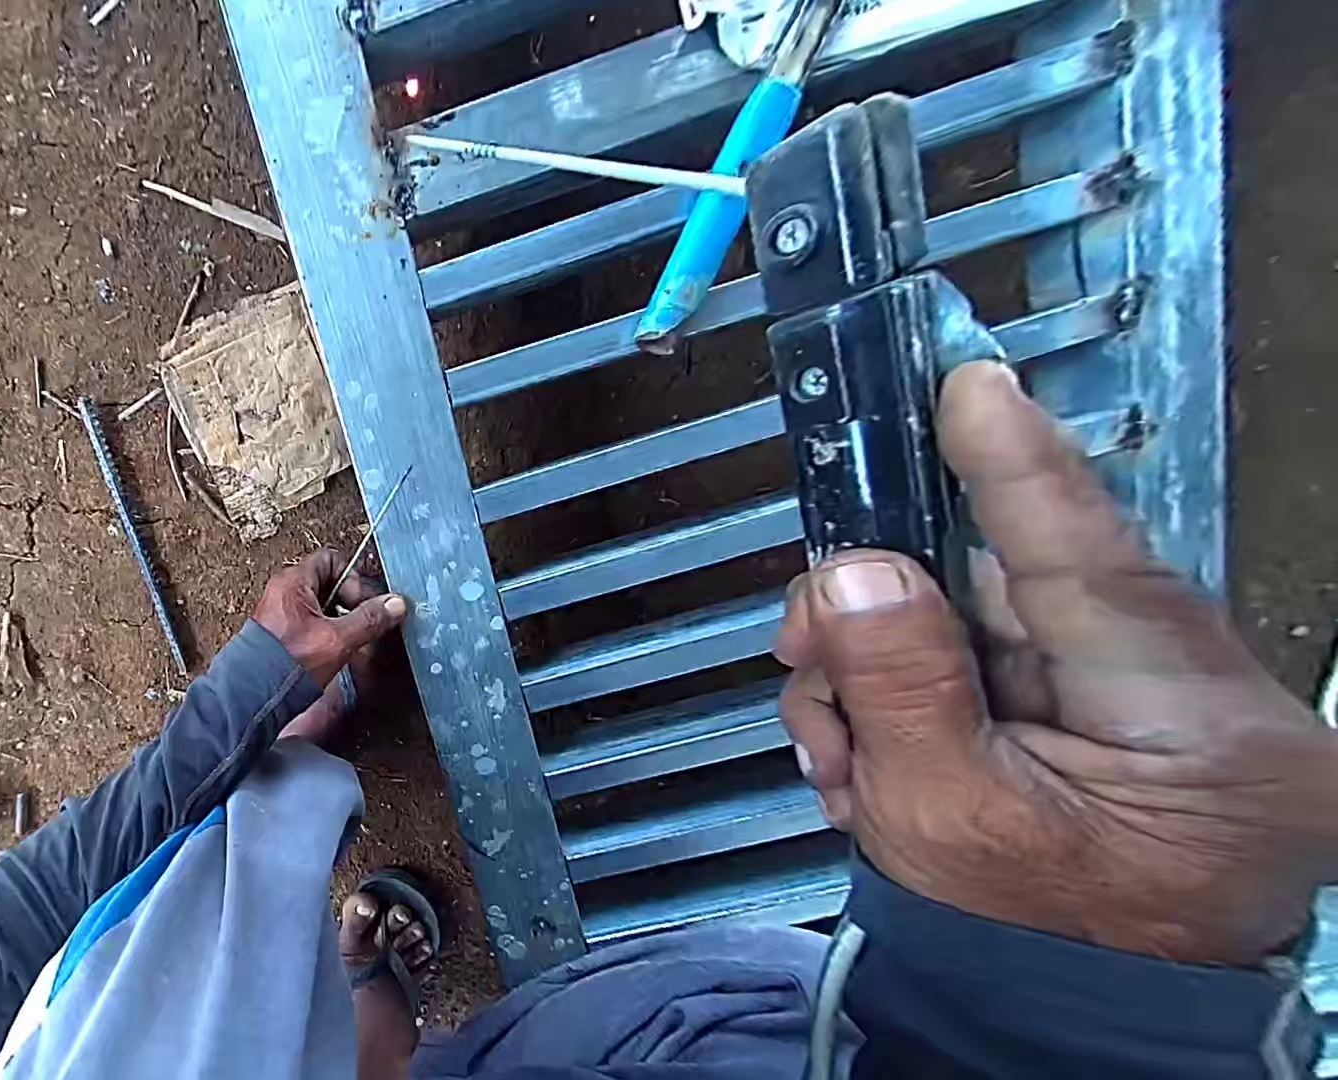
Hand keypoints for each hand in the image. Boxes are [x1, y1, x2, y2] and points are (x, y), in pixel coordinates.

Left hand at [253, 548, 408, 689]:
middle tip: (358, 622)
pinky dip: (325, 630)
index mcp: (293, 583)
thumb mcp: (337, 640)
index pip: (332, 560)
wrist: (252, 698)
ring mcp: (280, 611)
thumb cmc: (285, 667)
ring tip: (345, 640)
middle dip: (348, 601)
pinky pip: (309, 620)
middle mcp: (283, 591)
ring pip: (320, 603)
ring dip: (338, 618)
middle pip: (328, 582)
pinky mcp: (280, 631)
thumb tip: (394, 605)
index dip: (352, 578)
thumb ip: (368, 620)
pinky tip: (331, 651)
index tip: (361, 602)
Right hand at [776, 361, 1337, 965]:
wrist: (1023, 992)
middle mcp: (1159, 689)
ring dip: (849, 667)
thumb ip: (898, 684)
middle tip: (797, 654)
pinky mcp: (1036, 698)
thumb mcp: (942, 813)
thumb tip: (849, 569)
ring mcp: (1093, 692)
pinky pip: (924, 652)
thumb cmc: (1014, 924)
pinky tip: (848, 750)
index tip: (973, 382)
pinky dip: (862, 690)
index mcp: (1191, 728)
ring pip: (929, 615)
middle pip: (977, 585)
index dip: (1020, 468)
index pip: (1097, 564)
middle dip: (864, 613)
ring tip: (832, 747)